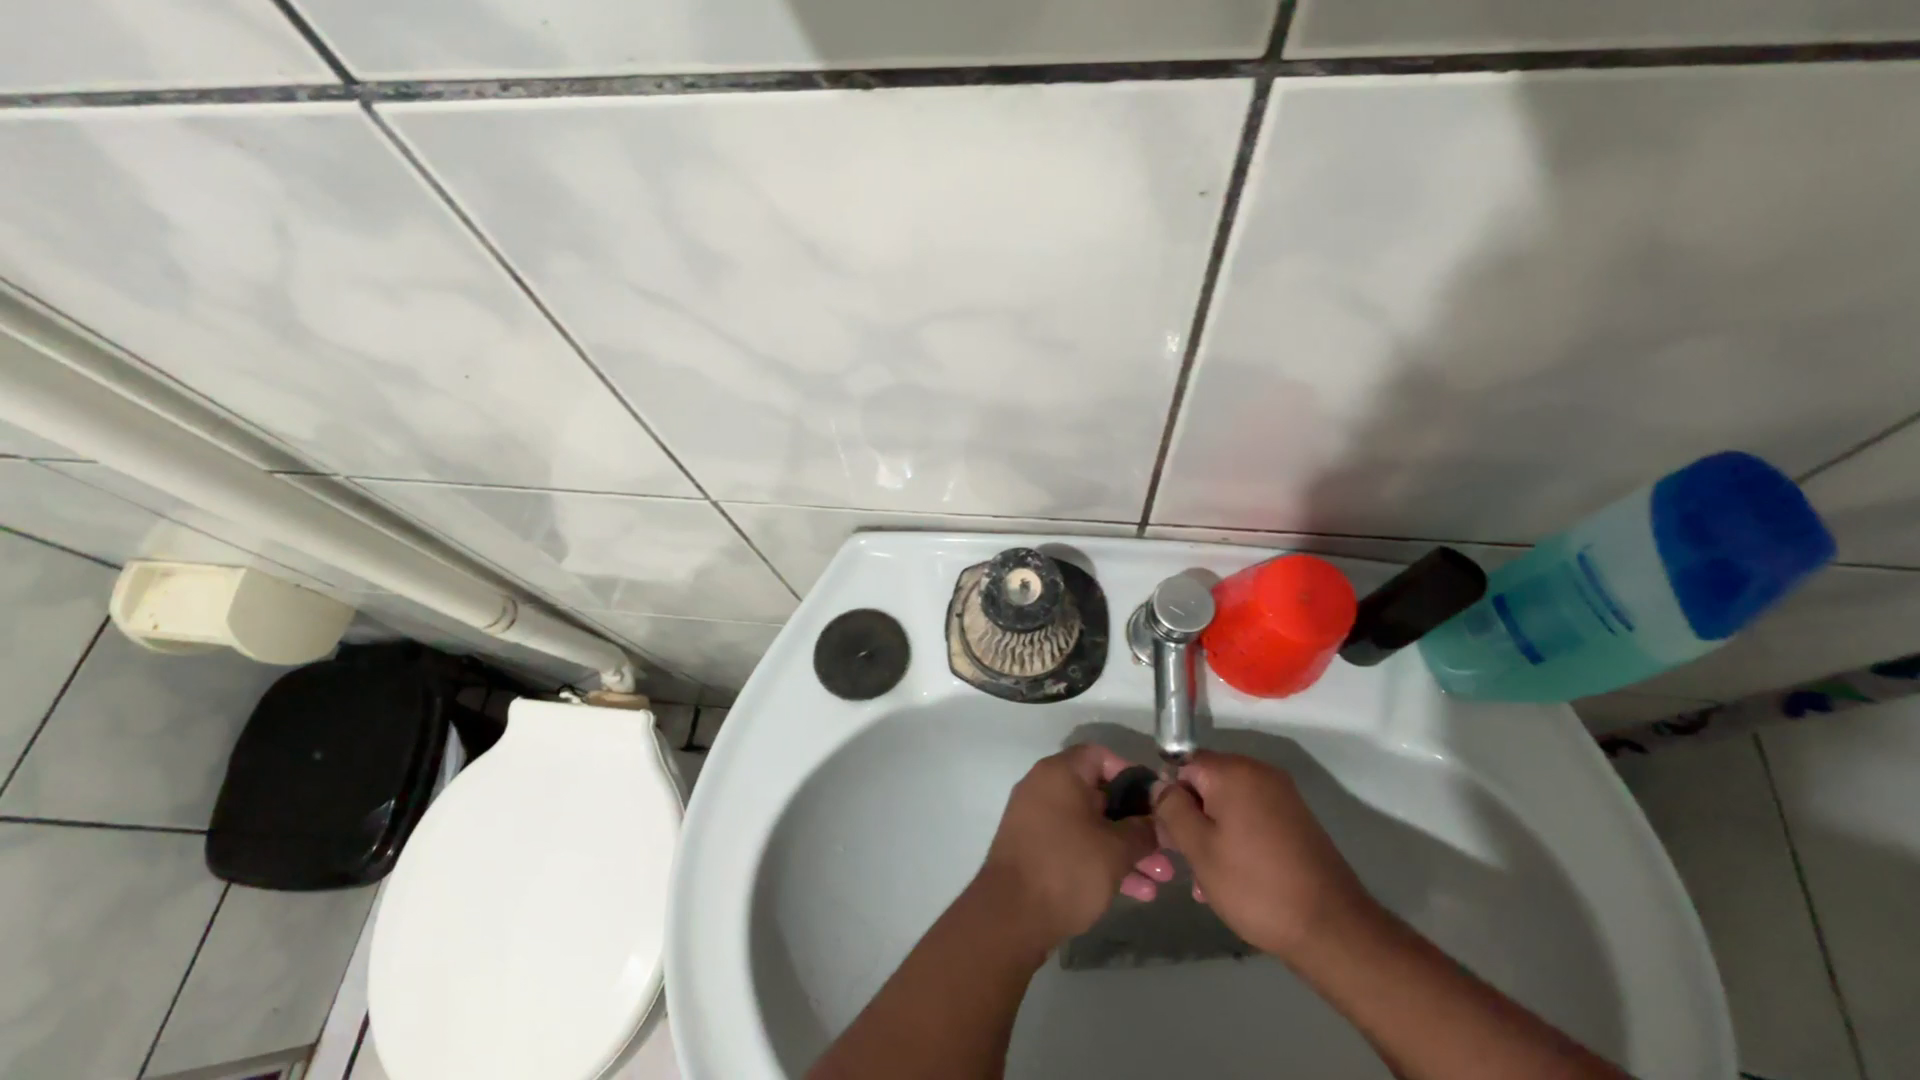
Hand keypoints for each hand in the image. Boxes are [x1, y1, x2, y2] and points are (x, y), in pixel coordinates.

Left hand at [972, 744, 1165, 951]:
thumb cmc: (1067, 869)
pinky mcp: (1036, 852)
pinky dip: (1104, 862)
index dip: (1134, 776)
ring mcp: (1038, 822)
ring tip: (1162, 879)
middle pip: (1102, 797)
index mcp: (1059, 774)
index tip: (1158, 802)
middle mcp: (1045, 790)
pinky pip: (1077, 847)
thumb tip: (1162, 820)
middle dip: (1138, 826)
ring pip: (1093, 827)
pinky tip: (1138, 893)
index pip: (1102, 756)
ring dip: (1128, 850)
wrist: (1009, 918)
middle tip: (1169, 850)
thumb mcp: (1116, 849)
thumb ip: (1145, 830)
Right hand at [1152, 750, 1376, 959]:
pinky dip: (1236, 841)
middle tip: (1183, 861)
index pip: (1183, 764)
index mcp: (1234, 772)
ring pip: (1228, 806)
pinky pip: (1252, 820)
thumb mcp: (1199, 849)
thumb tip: (1159, 785)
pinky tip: (1232, 878)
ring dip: (1211, 835)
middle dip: (1191, 818)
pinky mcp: (1296, 821)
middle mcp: (1261, 774)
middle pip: (1207, 784)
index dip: (1169, 796)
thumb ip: (1172, 809)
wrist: (1330, 927)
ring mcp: (1283, 797)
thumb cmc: (1254, 886)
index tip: (1167, 832)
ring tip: (1206, 881)